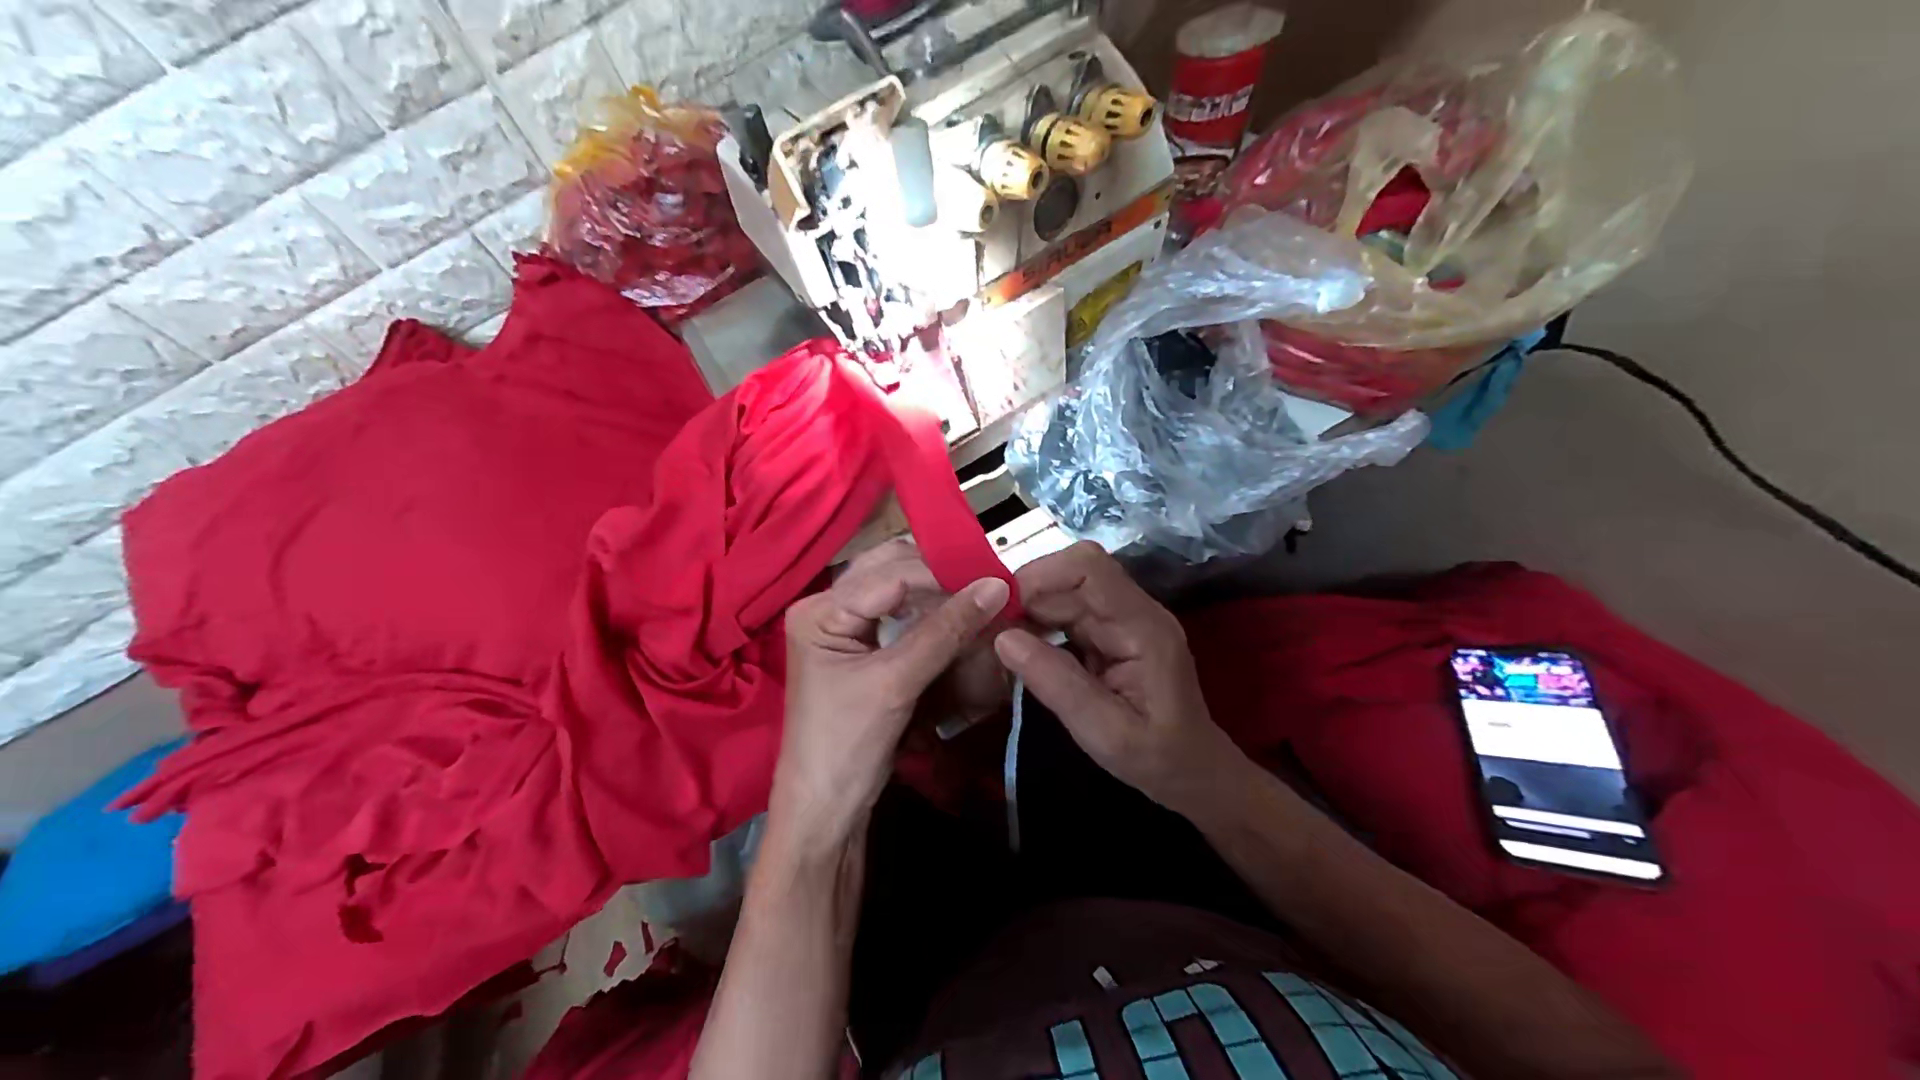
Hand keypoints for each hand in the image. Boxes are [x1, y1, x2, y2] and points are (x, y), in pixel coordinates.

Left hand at [776, 539, 1010, 848]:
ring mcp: (843, 625)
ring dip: (936, 588)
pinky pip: (899, 612)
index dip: (940, 572)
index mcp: (820, 610)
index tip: (991, 574)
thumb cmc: (847, 746)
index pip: (889, 574)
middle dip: (937, 573)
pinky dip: (929, 609)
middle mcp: (826, 606)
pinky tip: (957, 611)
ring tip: (978, 590)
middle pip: (889, 570)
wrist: (826, 809)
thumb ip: (944, 631)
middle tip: (986, 578)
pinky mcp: (861, 645)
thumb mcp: (896, 683)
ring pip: (897, 588)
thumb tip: (996, 586)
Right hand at [993, 542, 1249, 823]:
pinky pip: (1068, 614)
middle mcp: (1134, 612)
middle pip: (1072, 577)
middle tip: (988, 631)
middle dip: (1027, 596)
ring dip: (1029, 612)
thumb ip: (1057, 684)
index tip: (1002, 606)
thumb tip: (1003, 638)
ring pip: (1065, 593)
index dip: (1041, 574)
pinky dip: (1039, 626)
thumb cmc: (1157, 758)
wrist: (1194, 773)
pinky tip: (1020, 651)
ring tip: (997, 642)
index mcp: (1142, 626)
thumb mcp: (1104, 732)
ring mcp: (1122, 621)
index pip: (1090, 569)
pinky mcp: (1111, 634)